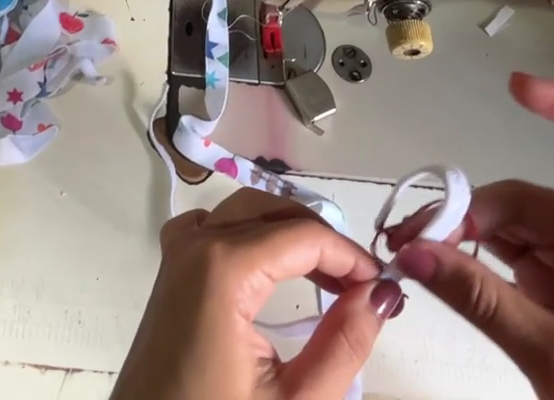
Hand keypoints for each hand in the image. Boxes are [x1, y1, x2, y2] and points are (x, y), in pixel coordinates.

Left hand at [114, 188, 403, 399]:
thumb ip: (343, 343)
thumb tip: (381, 294)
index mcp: (224, 267)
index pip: (303, 235)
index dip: (350, 255)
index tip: (384, 287)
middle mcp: (197, 243)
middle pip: (272, 210)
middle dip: (321, 238)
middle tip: (360, 285)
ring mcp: (177, 251)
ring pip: (244, 210)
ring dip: (287, 231)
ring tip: (329, 278)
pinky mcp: (170, 269)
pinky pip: (213, 226)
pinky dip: (248, 232)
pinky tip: (268, 268)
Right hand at [388, 73, 553, 399]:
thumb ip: (484, 302)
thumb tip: (411, 252)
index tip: (516, 89)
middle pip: (537, 199)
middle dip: (472, 209)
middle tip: (411, 236)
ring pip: (515, 230)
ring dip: (462, 235)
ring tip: (411, 253)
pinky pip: (509, 263)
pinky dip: (470, 262)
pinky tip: (434, 267)